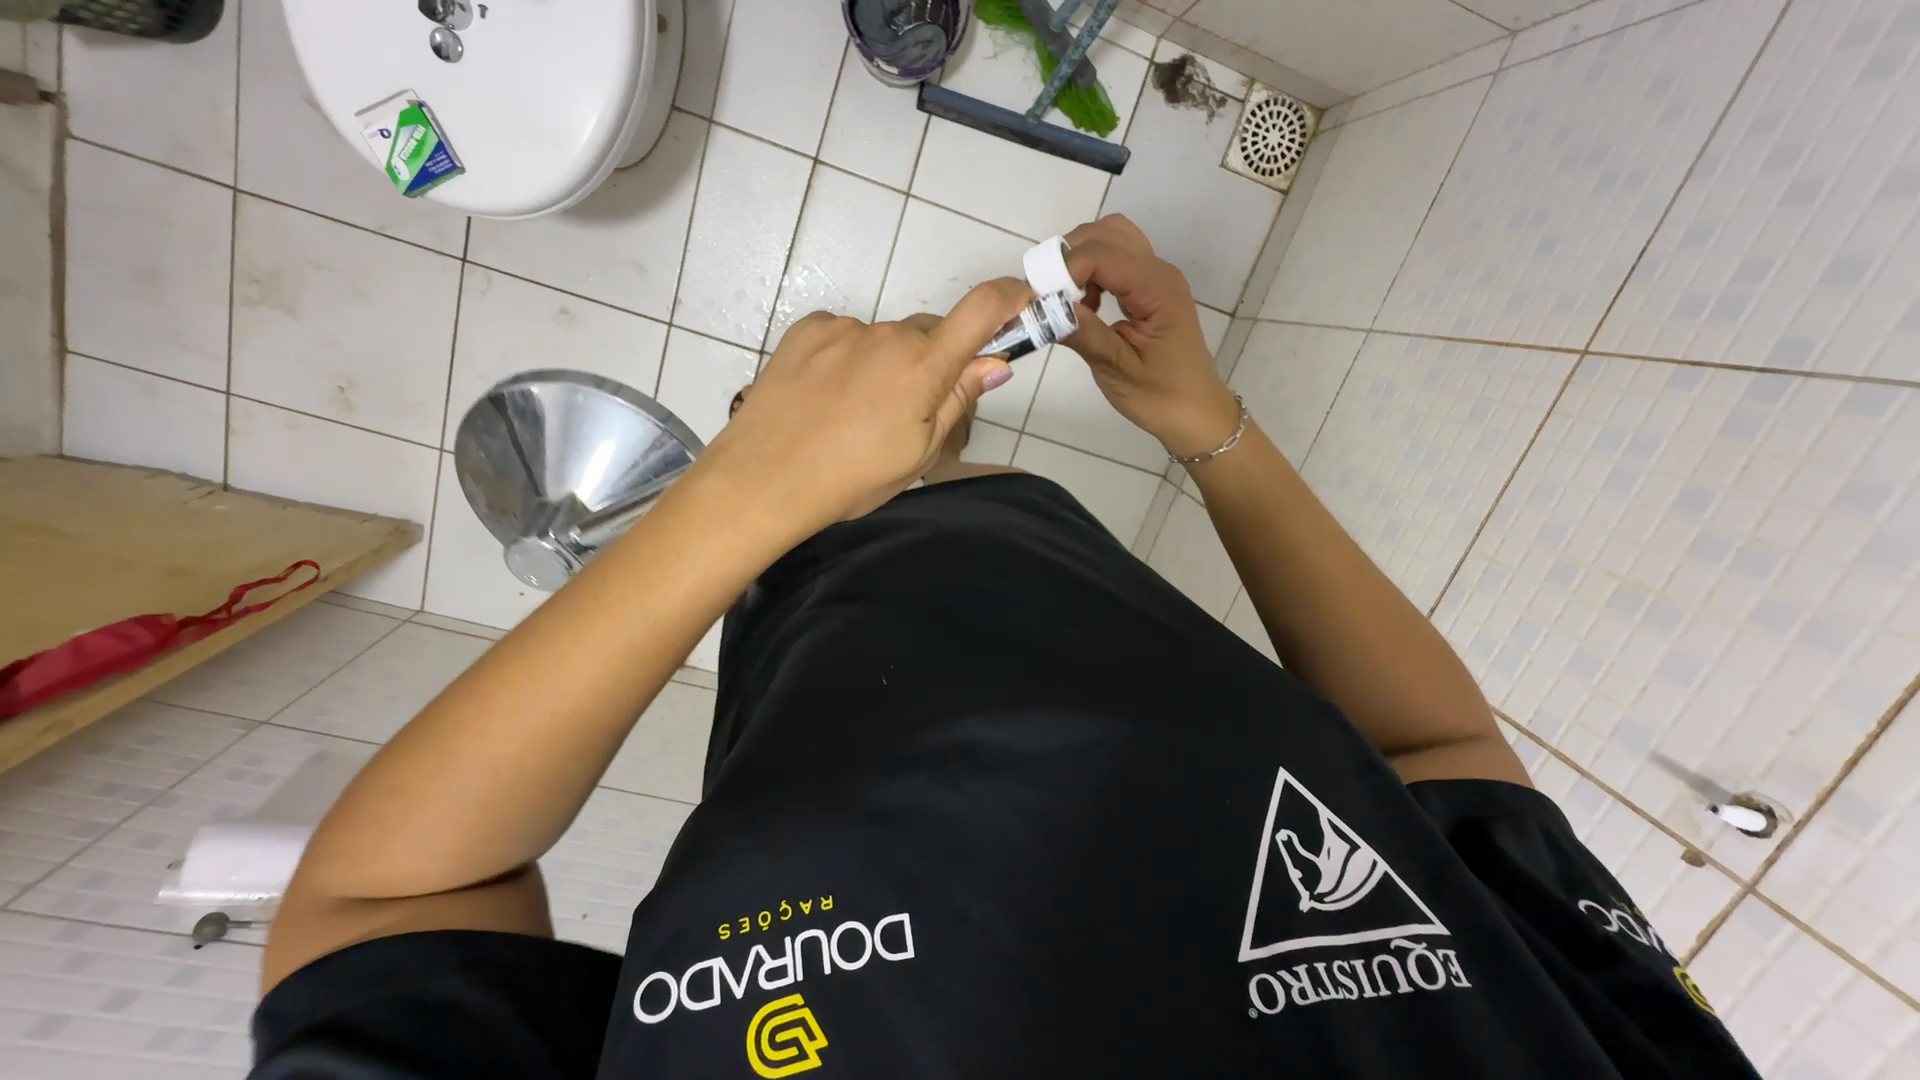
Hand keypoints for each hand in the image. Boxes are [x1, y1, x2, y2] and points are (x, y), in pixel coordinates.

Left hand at [696, 278, 1029, 528]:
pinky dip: (847, 358)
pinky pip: (845, 336)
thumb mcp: (917, 455)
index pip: (981, 310)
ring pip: (884, 339)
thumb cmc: (850, 480)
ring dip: (886, 363)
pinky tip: (826, 395)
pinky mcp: (807, 330)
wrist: (762, 480)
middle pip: (929, 334)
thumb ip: (957, 403)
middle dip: (933, 360)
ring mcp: (843, 329)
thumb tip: (993, 364)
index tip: (1024, 298)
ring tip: (854, 413)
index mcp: (922, 368)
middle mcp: (886, 336)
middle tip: (910, 409)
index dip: (1011, 296)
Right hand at [1061, 215, 1240, 458]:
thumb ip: (1083, 334)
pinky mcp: (1149, 289)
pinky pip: (1116, 260)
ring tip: (1066, 300)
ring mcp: (1156, 277)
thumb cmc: (1161, 397)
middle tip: (1047, 296)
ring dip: (1080, 261)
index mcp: (1156, 288)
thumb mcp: (1117, 370)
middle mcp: (1158, 271)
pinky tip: (1084, 306)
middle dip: (1068, 257)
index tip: (1040, 301)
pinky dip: (1092, 272)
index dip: (1064, 270)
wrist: (1196, 413)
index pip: (1099, 253)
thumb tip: (1045, 308)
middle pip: (1105, 233)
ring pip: (1111, 240)